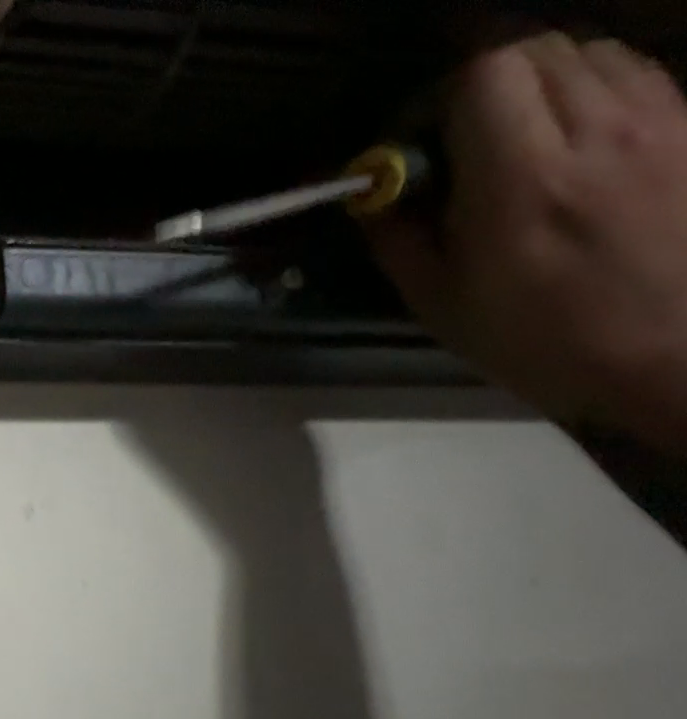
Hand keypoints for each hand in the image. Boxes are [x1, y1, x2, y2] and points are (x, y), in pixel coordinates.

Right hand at [370, 33, 686, 453]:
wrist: (675, 357)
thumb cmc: (541, 339)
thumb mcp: (440, 301)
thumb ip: (398, 238)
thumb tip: (373, 195)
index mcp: (523, 178)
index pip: (482, 74)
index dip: (436, 95)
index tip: (415, 142)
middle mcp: (598, 130)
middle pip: (532, 49)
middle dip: (480, 82)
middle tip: (455, 136)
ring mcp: (659, 122)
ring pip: (587, 52)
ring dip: (537, 80)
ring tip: (514, 135)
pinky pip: (632, 75)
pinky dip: (589, 88)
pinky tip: (571, 137)